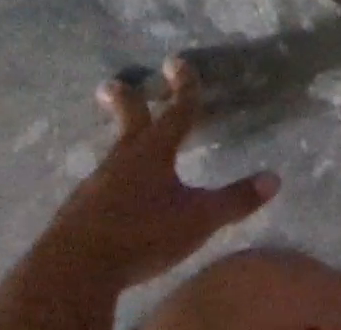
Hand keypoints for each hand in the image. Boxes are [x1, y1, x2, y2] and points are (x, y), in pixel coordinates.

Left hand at [41, 58, 279, 289]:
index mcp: (153, 153)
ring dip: (121, 145)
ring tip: (126, 144)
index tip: (176, 61)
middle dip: (126, 102)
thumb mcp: (200, 218)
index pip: (177, 111)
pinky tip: (114, 192)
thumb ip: (237, 199)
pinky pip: (99, 188)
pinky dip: (111, 179)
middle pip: (128, 124)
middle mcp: (120, 163)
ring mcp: (91, 191)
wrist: (66, 280)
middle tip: (111, 84)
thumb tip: (274, 179)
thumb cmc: (140, 235)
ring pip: (112, 158)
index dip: (184, 86)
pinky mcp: (74, 218)